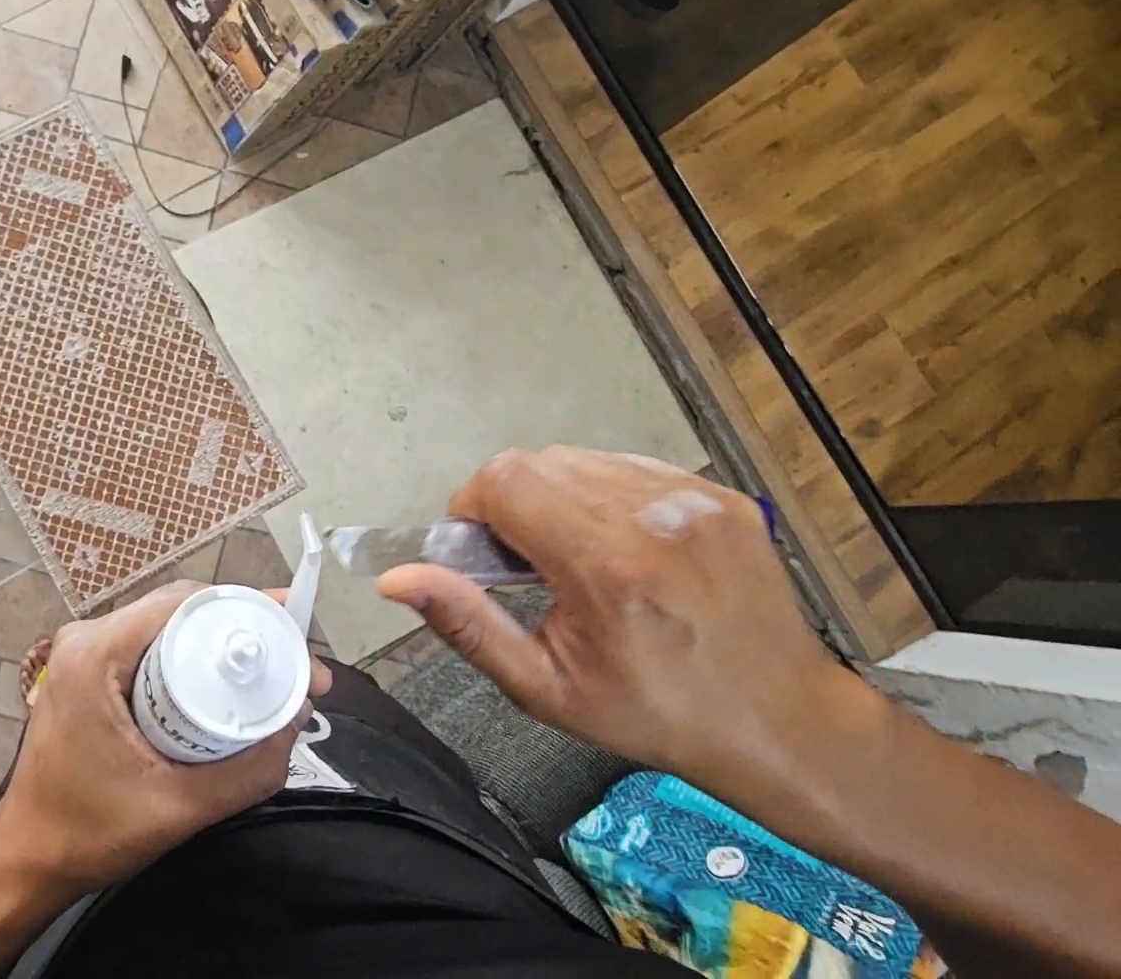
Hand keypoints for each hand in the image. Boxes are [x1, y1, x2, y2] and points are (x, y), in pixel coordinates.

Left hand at [0, 581, 331, 894]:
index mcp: (95, 655)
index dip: (244, 609)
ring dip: (216, 642)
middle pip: (178, 609)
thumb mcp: (179, 809)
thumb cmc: (90, 832)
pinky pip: (149, 646)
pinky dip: (189, 657)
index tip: (290, 630)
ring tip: (266, 672)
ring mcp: (83, 652)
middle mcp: (86, 640)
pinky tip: (222, 685)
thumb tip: (297, 721)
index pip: (183, 603)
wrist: (28, 856)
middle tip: (289, 660)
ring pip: (166, 626)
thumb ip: (247, 772)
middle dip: (239, 627)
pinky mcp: (88, 670)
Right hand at [378, 447, 853, 780]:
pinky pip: (626, 466)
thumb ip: (465, 622)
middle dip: (508, 503)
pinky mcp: (720, 495)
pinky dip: (598, 494)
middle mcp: (653, 515)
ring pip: (578, 458)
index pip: (505, 481)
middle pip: (535, 462)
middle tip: (523, 562)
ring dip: (552, 496)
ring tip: (571, 553)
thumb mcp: (543, 687)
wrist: (782, 721)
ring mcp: (694, 498)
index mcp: (606, 565)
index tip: (481, 555)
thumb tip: (397, 578)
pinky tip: (616, 543)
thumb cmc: (652, 713)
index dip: (473, 509)